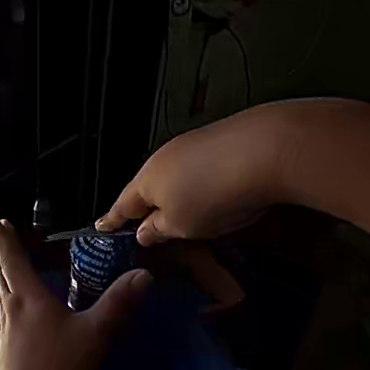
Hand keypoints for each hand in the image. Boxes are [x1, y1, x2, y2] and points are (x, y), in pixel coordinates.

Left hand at [0, 217, 149, 369]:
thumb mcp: (95, 333)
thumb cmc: (59, 368)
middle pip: (4, 272)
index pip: (13, 258)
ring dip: (1, 275)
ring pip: (0, 293)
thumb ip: (118, 303)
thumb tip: (144, 274)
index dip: (4, 237)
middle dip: (4, 250)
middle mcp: (12, 308)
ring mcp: (5, 329)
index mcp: (29, 297)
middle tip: (2, 233)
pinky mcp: (4, 348)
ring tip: (0, 264)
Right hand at [97, 101, 312, 244]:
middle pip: (149, 186)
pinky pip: (201, 168)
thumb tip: (143, 230)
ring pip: (176, 175)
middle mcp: (165, 157)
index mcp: (147, 180)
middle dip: (146, 205)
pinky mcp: (223, 139)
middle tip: (144, 224)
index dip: (112, 220)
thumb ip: (159, 229)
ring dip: (176, 193)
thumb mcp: (182, 225)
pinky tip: (213, 193)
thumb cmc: (214, 195)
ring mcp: (194, 144)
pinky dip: (201, 183)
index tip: (100, 227)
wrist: (269, 148)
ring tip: (182, 212)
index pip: (122, 204)